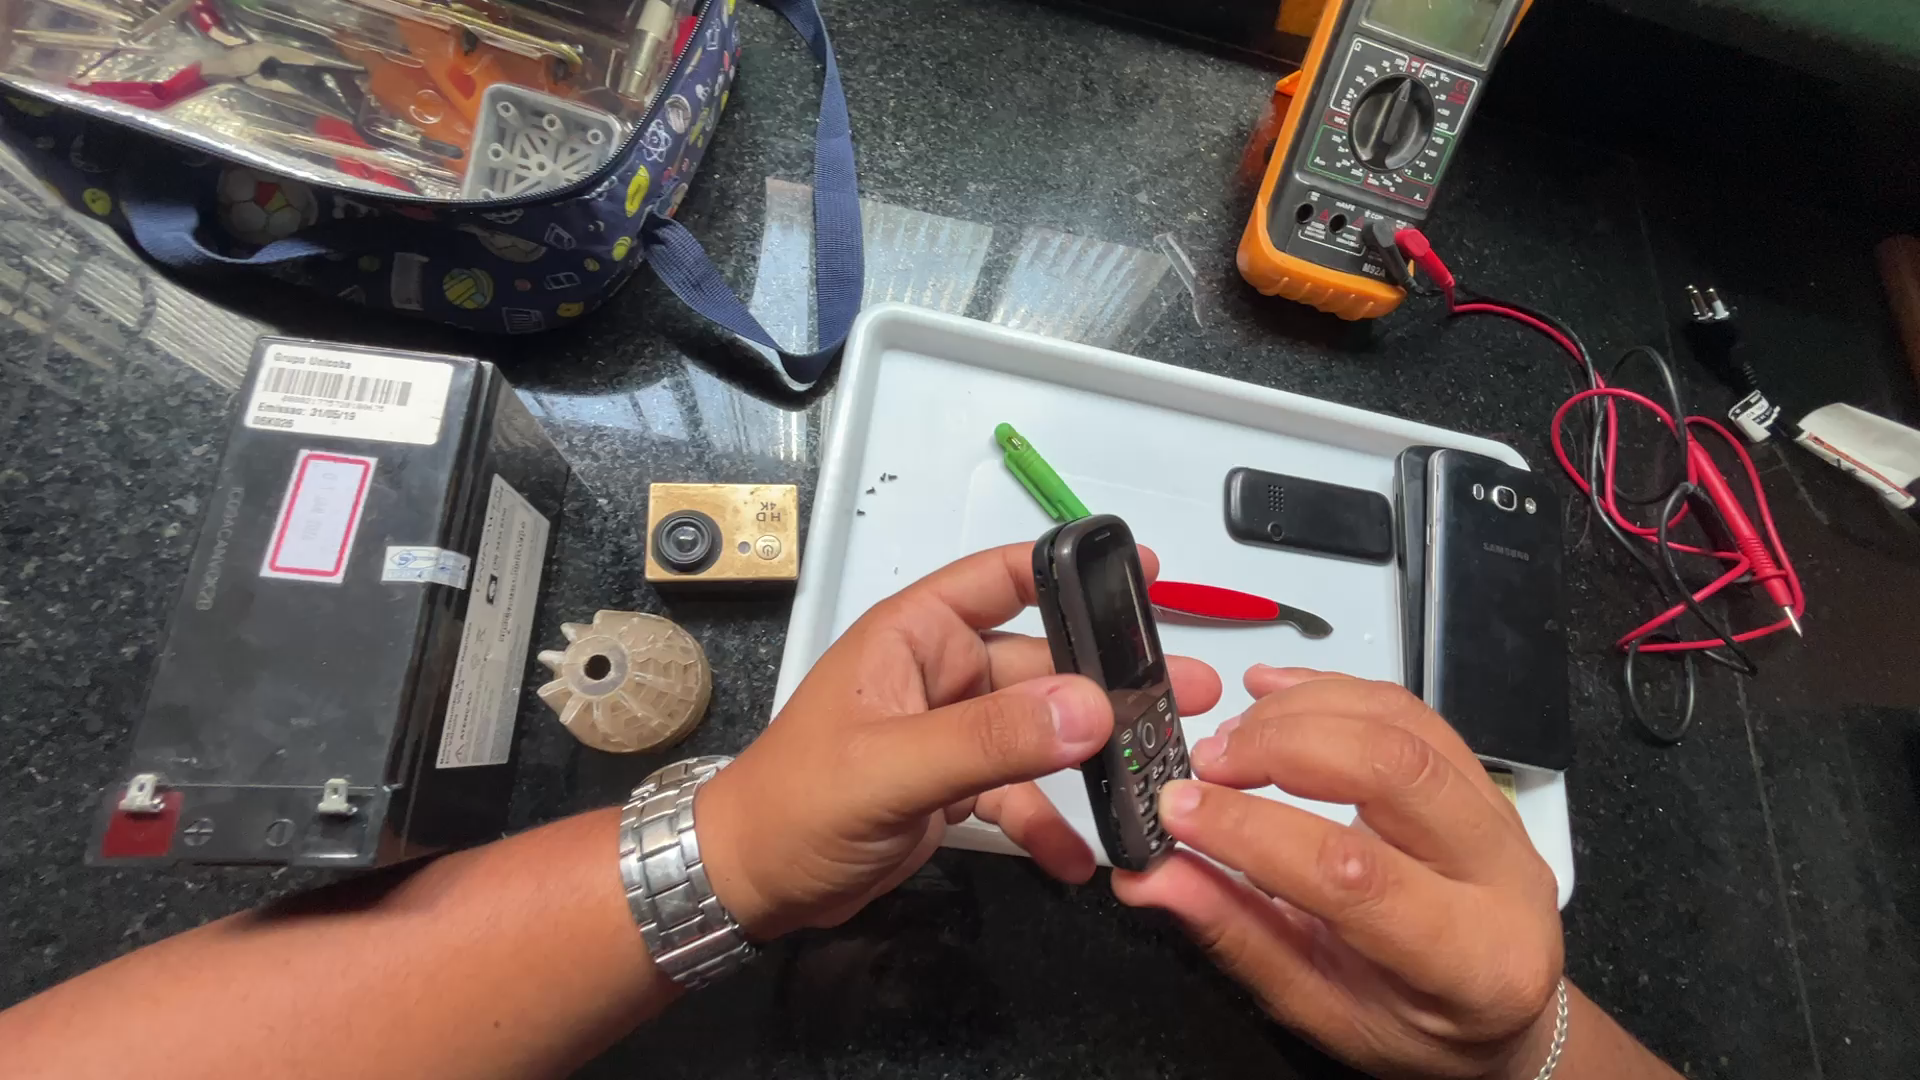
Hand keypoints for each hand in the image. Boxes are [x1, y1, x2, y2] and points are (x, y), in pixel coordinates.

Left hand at [696, 543, 1222, 939]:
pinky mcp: (955, 782)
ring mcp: (952, 729)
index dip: (1067, 568)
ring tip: (1158, 765)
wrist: (752, 882)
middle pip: (1041, 660)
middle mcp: (941, 671)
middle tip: (1184, 689)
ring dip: (1093, 749)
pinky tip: (1078, 857)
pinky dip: (1048, 818)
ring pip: (1039, 726)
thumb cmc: (798, 803)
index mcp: (916, 634)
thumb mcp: (891, 766)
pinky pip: (1018, 789)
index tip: (1139, 573)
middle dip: (1108, 677)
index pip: (1000, 577)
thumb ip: (988, 737)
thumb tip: (1090, 707)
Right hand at [1113, 667, 1563, 1079]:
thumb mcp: (1312, 1001)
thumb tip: (1147, 875)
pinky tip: (1266, 689)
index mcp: (1465, 957)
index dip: (1250, 828)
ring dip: (1294, 710)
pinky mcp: (1473, 768)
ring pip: (1396, 720)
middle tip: (1206, 759)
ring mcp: (1496, 808)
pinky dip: (1321, 685)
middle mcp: (1499, 870)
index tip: (1174, 804)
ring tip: (1230, 733)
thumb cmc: (1402, 1017)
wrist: (1500, 1004)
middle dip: (1278, 747)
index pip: (1351, 874)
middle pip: (1390, 769)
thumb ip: (1231, 932)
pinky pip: (1399, 702)